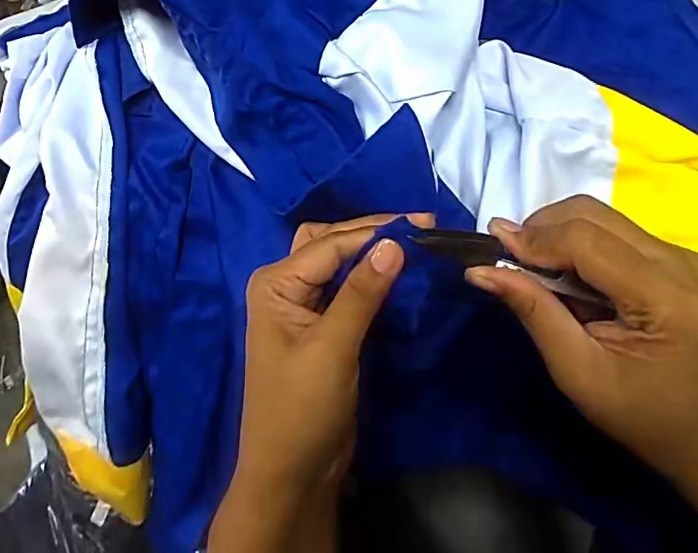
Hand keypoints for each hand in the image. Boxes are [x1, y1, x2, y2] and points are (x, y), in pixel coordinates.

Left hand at [209, 213, 429, 552]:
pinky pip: (345, 286)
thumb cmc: (302, 410)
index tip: (421, 221)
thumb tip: (394, 244)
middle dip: (373, 232)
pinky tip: (395, 268)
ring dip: (370, 249)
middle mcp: (285, 284)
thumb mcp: (333, 349)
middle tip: (421, 226)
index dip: (374, 230)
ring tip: (412, 239)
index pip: (330, 244)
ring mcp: (301, 304)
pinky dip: (369, 274)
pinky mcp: (320, 325)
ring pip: (338, 261)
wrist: (292, 475)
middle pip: (331, 244)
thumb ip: (361, 294)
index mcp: (276, 282)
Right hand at [467, 196, 697, 482]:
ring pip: (599, 214)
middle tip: (513, 258)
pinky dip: (577, 238)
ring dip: (558, 231)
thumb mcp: (577, 372)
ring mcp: (684, 257)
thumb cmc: (641, 414)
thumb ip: (533, 311)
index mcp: (668, 301)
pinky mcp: (678, 256)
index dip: (536, 238)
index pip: (588, 241)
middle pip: (592, 215)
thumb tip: (479, 268)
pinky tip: (570, 272)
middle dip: (542, 229)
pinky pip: (612, 227)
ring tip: (539, 267)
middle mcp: (683, 266)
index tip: (495, 248)